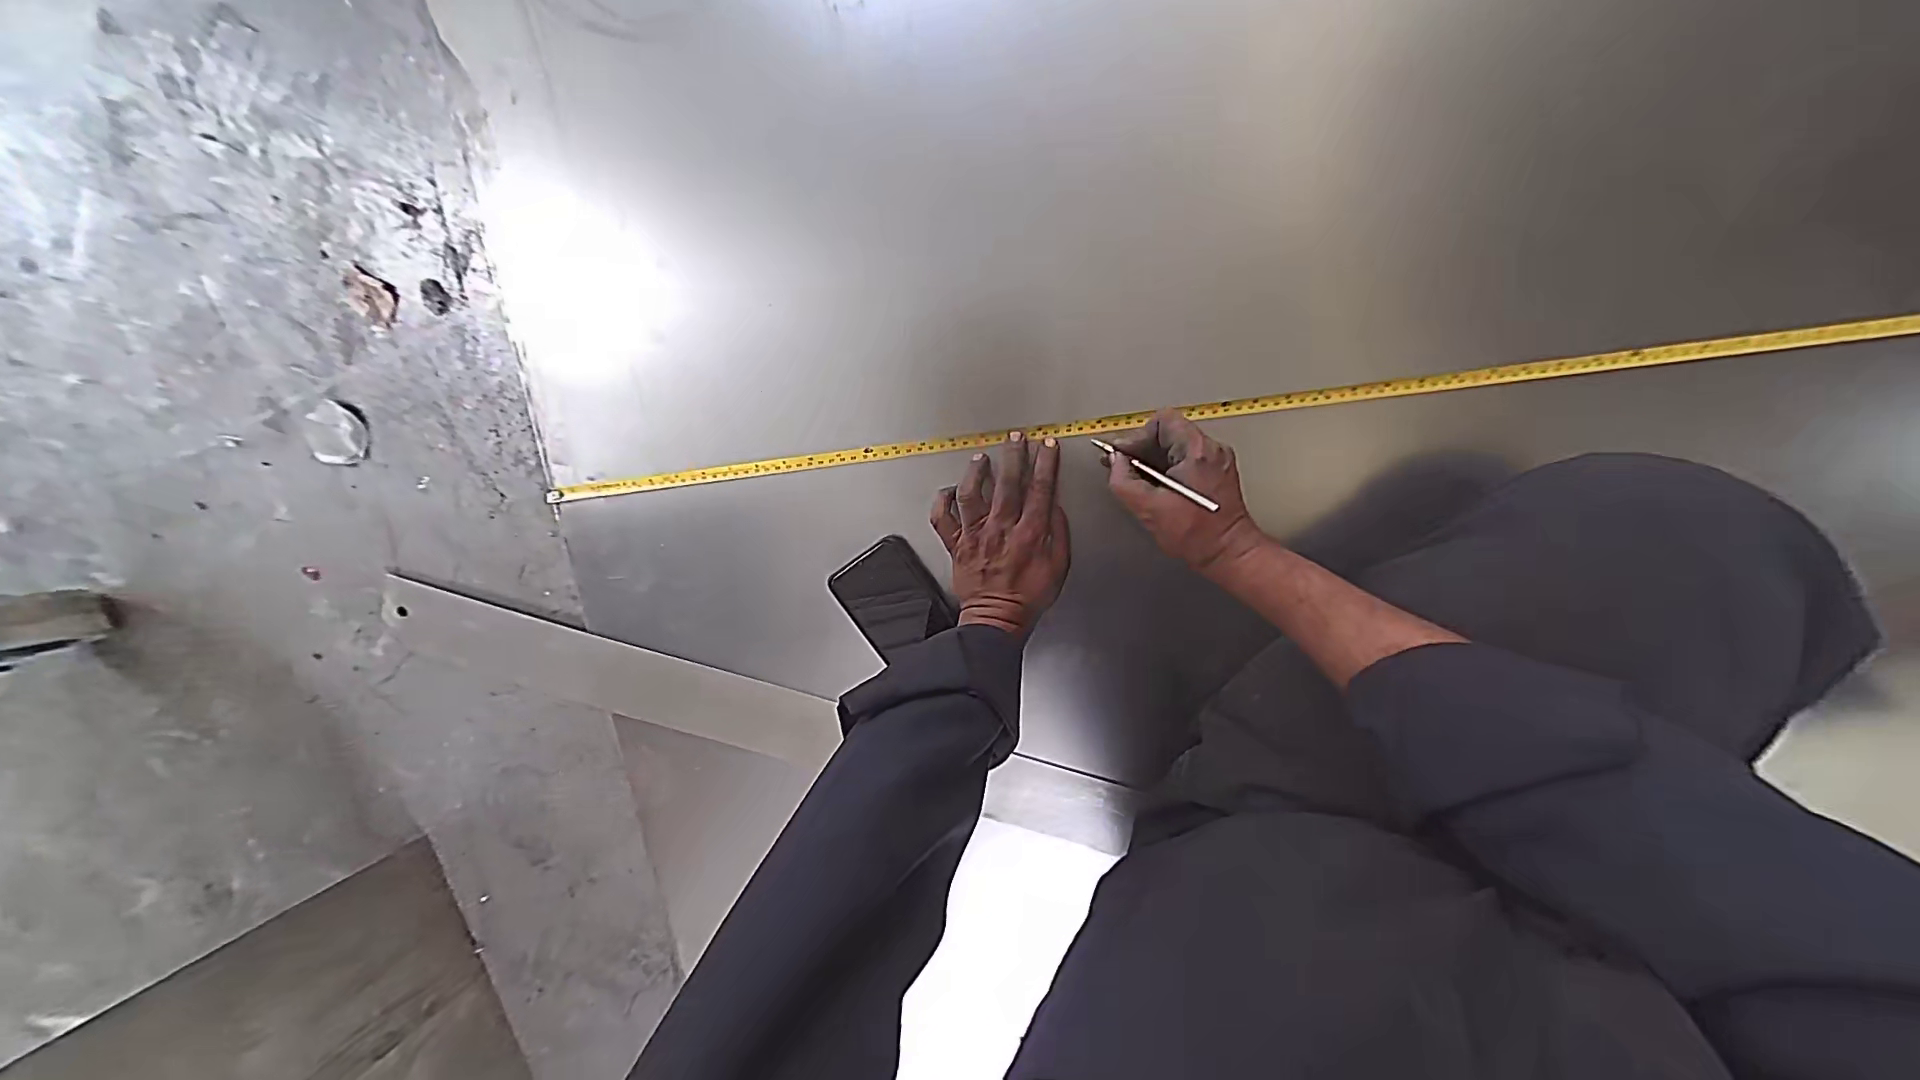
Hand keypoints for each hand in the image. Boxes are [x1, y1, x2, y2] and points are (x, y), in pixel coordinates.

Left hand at [930, 433, 1071, 636]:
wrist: (996, 620)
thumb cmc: (1027, 598)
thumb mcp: (1059, 567)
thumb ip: (1058, 534)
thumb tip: (1055, 509)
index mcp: (1029, 534)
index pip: (1040, 489)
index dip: (1045, 464)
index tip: (1047, 447)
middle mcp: (1001, 530)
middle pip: (1008, 484)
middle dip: (1014, 456)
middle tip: (1016, 438)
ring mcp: (976, 536)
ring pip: (973, 495)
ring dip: (977, 473)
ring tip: (982, 458)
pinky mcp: (957, 545)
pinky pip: (943, 519)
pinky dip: (942, 502)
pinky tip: (948, 490)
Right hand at [1105, 408, 1263, 570]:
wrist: (1226, 553)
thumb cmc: (1197, 535)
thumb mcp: (1147, 507)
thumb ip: (1122, 479)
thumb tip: (1115, 461)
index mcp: (1197, 451)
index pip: (1161, 421)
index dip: (1136, 437)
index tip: (1123, 456)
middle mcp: (1211, 451)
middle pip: (1168, 433)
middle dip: (1142, 449)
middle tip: (1125, 467)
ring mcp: (1216, 461)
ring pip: (1175, 447)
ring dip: (1153, 460)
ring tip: (1140, 481)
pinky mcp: (1216, 473)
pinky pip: (1184, 460)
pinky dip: (1166, 469)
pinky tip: (1156, 487)